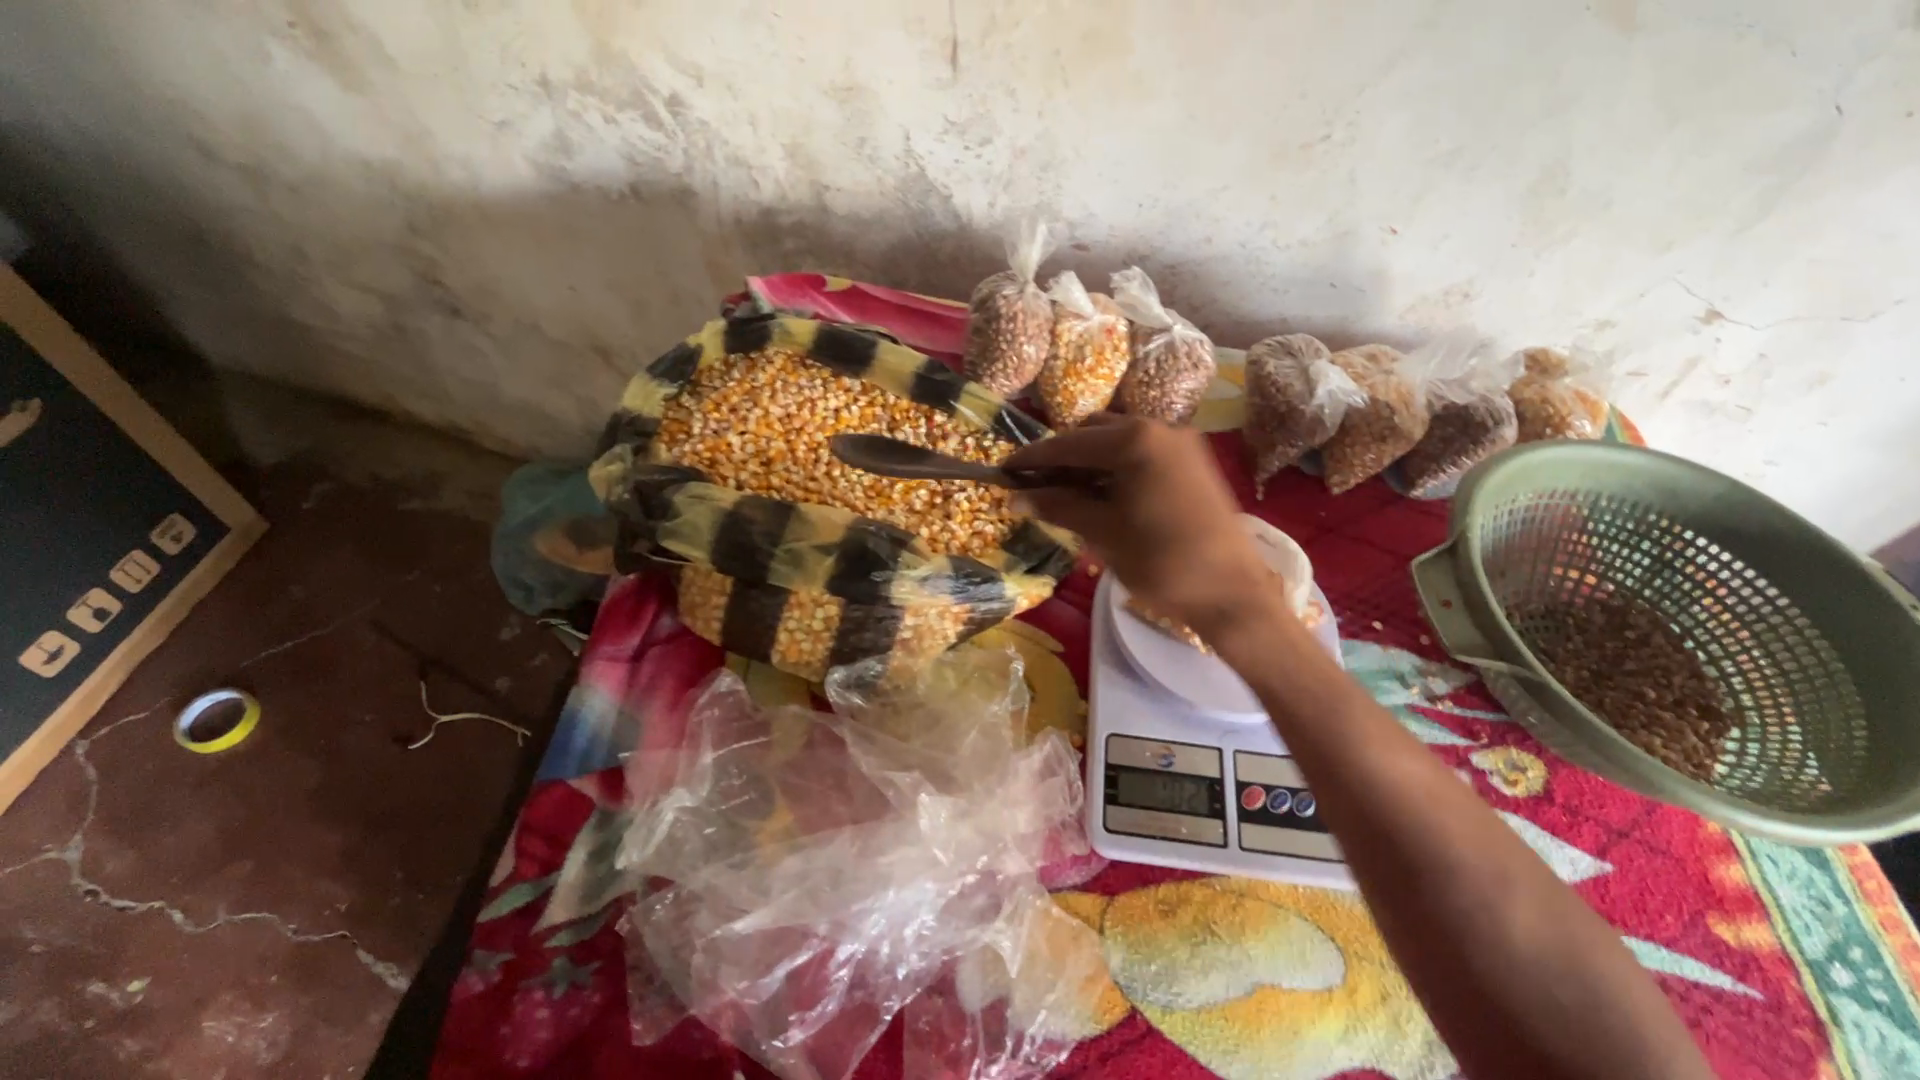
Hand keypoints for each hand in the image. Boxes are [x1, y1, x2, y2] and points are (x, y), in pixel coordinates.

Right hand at [1006, 414, 1279, 637]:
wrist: (1231, 591)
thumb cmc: (1162, 561)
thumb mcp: (1102, 532)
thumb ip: (1058, 506)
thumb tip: (1016, 497)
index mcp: (1134, 439)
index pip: (1068, 444)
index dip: (1033, 459)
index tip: (1003, 470)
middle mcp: (1159, 428)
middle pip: (1094, 434)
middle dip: (1062, 458)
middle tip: (1034, 489)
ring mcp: (1180, 444)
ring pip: (1118, 443)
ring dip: (1089, 464)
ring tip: (1064, 497)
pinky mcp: (1192, 464)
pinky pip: (1142, 456)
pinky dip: (1115, 470)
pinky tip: (1100, 498)